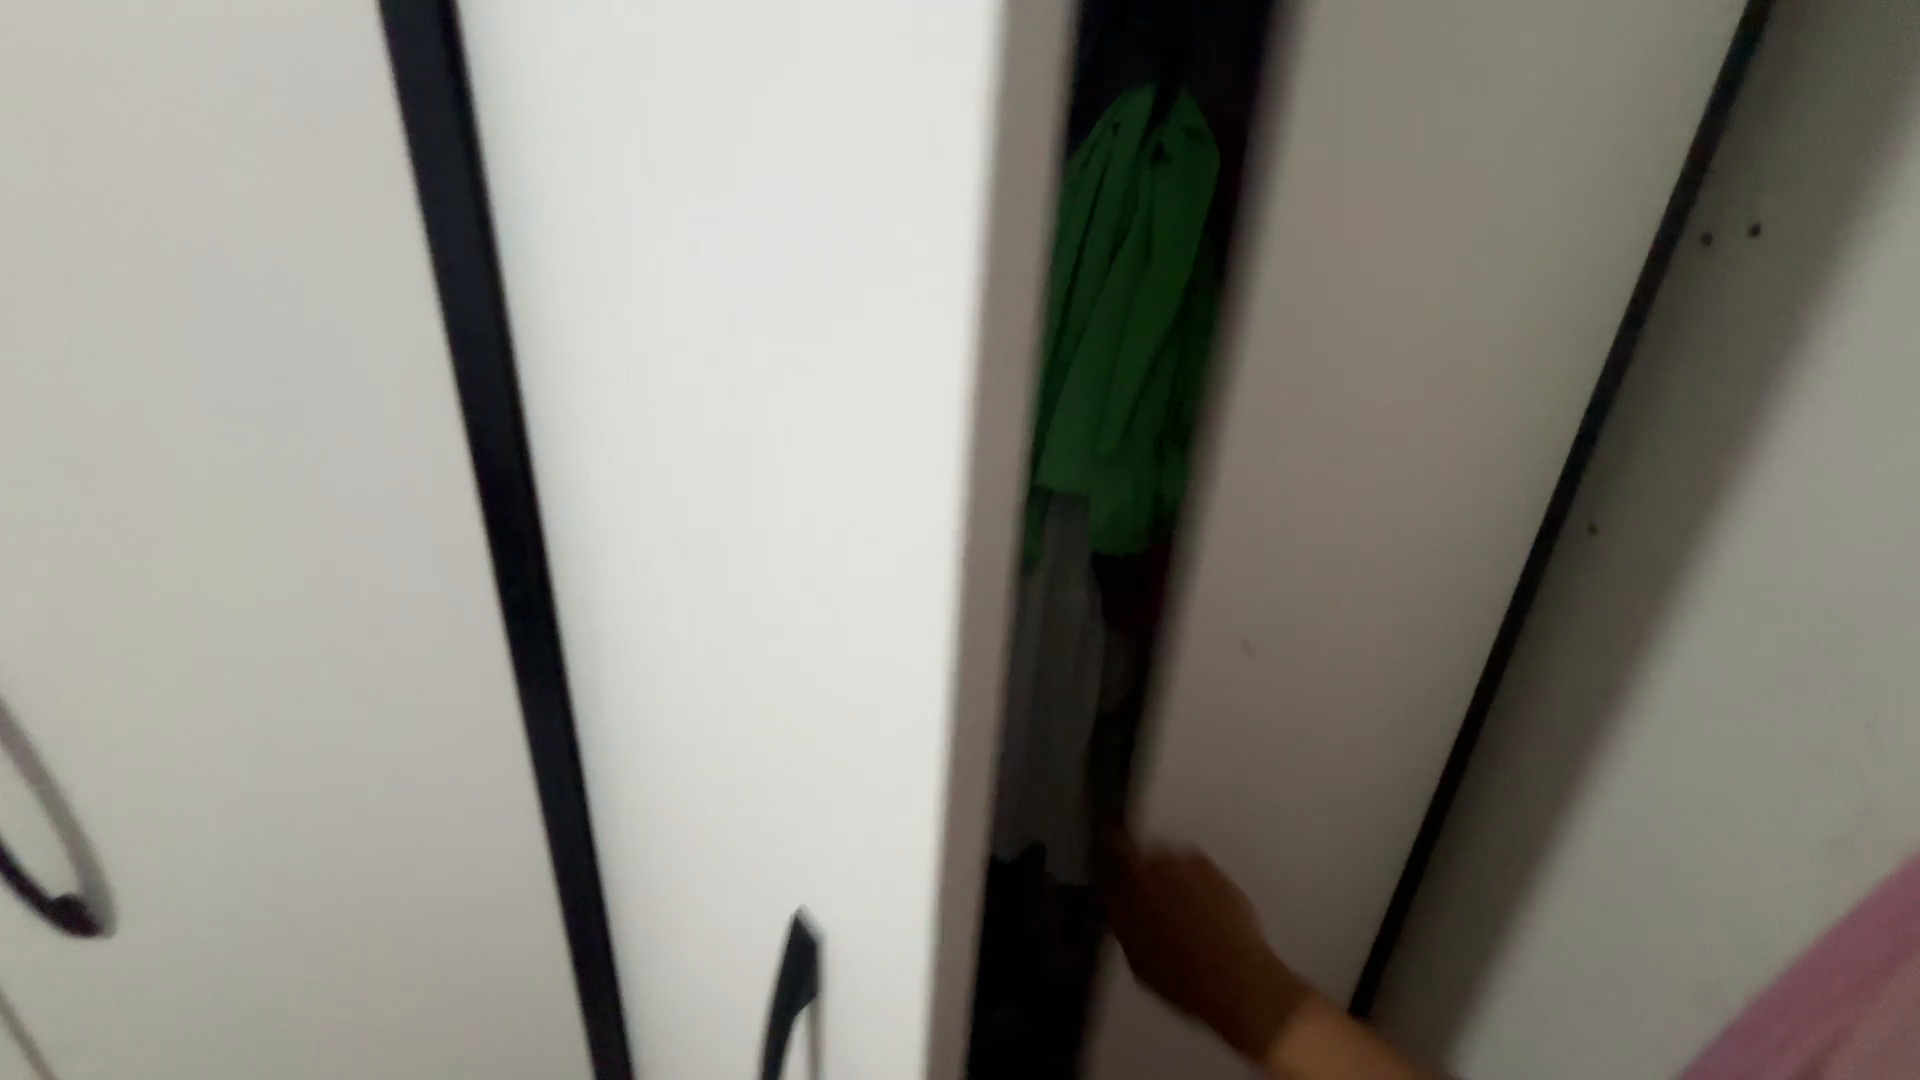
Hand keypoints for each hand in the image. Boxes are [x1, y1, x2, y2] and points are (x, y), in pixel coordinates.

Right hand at [1105, 836, 1310, 1060]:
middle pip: (1142, 854)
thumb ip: (1122, 919)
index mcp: (1131, 882)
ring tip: (1185, 910)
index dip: (1110, 852)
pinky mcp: (1214, 867)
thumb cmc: (1179, 975)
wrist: (1236, 978)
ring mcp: (1187, 861)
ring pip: (1171, 861)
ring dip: (1173, 876)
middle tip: (1154, 901)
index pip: (1111, 848)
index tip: (1112, 861)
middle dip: (1144, 870)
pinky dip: (1197, 882)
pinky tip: (1206, 911)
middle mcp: (1156, 862)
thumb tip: (1117, 902)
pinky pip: (1196, 868)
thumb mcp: (1136, 957)